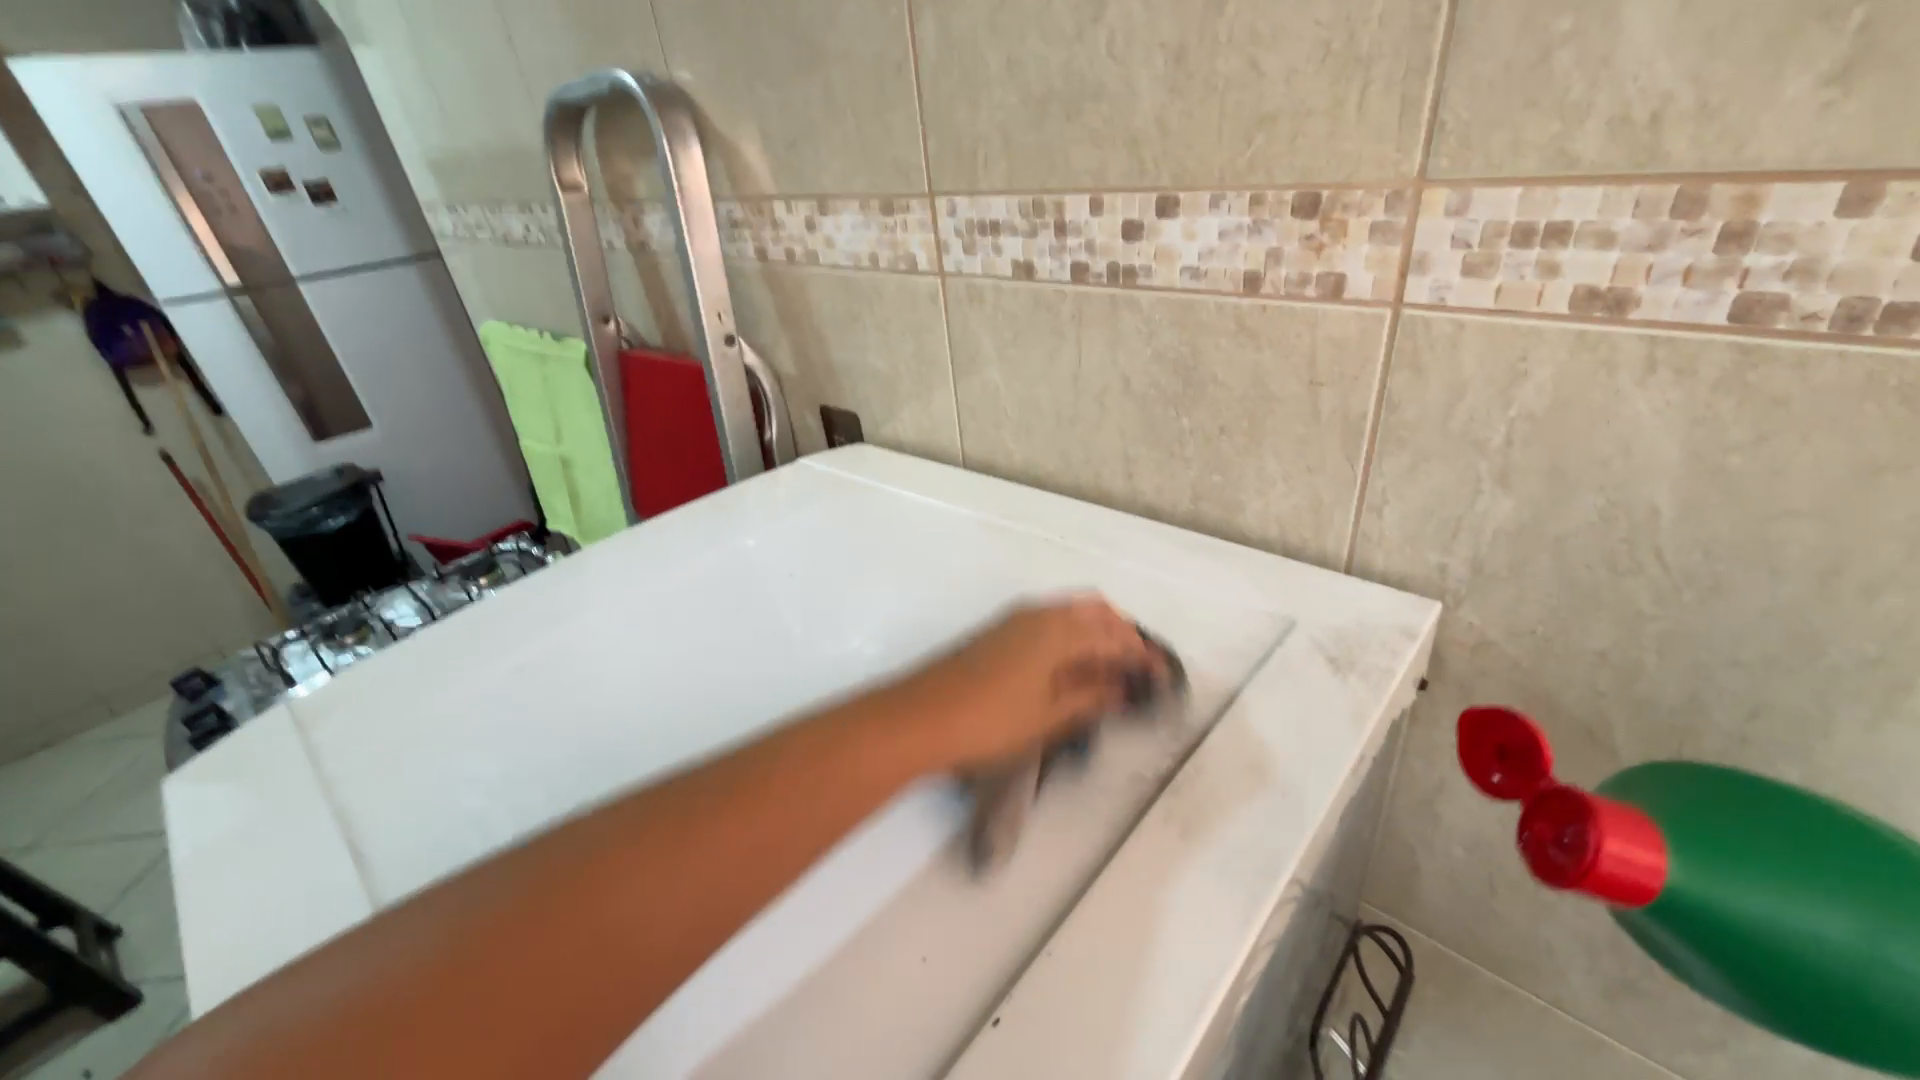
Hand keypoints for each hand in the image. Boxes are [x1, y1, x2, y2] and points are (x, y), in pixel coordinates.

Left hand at [884, 596, 1162, 773]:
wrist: (917, 718)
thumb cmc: (989, 722)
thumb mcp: (1049, 717)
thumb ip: (1091, 698)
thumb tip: (1123, 688)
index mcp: (1059, 631)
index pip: (1114, 638)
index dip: (1142, 658)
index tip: (1165, 678)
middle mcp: (1039, 614)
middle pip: (1094, 613)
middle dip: (1122, 635)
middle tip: (1140, 668)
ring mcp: (1013, 621)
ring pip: (1069, 614)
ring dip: (1095, 634)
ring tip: (1110, 669)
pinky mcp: (995, 634)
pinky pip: (1048, 623)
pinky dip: (1071, 637)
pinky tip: (1070, 666)